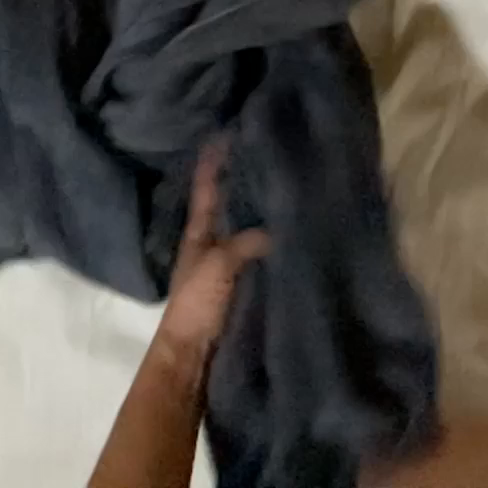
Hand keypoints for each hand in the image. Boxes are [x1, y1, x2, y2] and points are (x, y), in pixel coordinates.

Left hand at [155, 140, 269, 363]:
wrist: (192, 357)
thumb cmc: (197, 305)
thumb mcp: (218, 265)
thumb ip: (246, 241)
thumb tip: (280, 228)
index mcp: (198, 230)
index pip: (207, 185)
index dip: (214, 159)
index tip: (227, 131)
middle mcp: (213, 239)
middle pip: (230, 201)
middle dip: (244, 177)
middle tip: (271, 150)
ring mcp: (228, 261)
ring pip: (247, 223)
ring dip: (261, 205)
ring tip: (288, 181)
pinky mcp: (245, 281)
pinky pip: (262, 249)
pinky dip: (275, 235)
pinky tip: (295, 226)